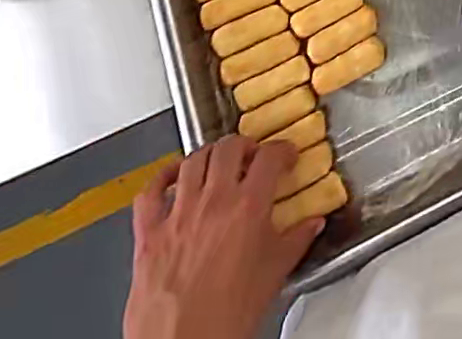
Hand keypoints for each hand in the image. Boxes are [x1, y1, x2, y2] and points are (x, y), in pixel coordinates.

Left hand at [124, 136, 321, 338]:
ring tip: (219, 162)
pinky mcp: (148, 235)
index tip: (286, 157)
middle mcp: (214, 201)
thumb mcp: (275, 273)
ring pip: (193, 161)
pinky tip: (174, 176)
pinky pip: (149, 193)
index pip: (270, 156)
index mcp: (249, 207)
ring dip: (210, 155)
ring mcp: (178, 215)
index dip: (283, 150)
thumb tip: (314, 224)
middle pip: (229, 148)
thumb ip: (297, 241)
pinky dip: (162, 177)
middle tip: (253, 156)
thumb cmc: (231, 316)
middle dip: (245, 145)